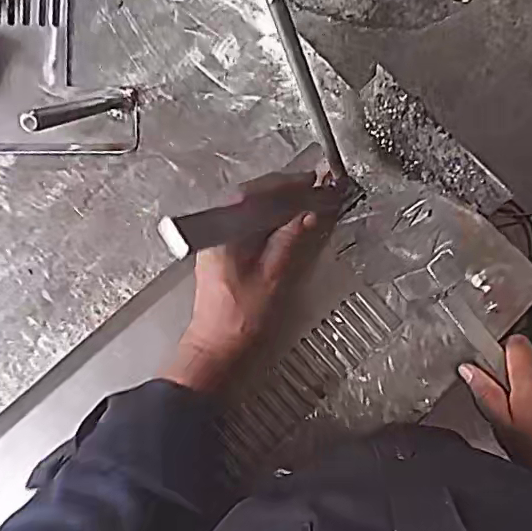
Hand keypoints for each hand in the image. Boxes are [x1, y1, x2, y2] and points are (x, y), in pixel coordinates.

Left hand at [161, 174, 320, 393]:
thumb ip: (290, 240)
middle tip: (315, 188)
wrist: (217, 348)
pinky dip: (270, 222)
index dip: (288, 185)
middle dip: (285, 191)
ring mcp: (218, 242)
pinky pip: (248, 226)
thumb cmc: (238, 320)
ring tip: (306, 203)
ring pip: (251, 211)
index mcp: (223, 231)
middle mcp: (216, 232)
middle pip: (253, 198)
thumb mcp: (273, 276)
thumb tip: (308, 215)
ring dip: (279, 205)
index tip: (313, 182)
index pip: (257, 193)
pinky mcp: (223, 255)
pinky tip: (287, 225)